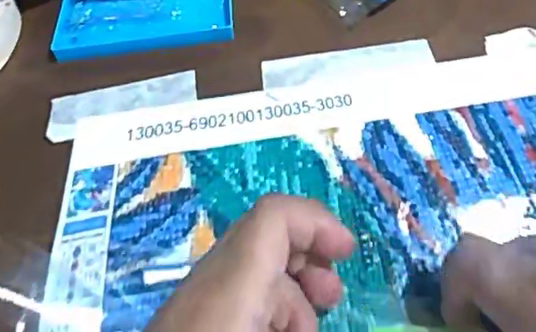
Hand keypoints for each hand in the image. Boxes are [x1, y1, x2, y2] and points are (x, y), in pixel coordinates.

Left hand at [146, 195, 356, 331]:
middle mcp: (209, 280)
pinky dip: (264, 310)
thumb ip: (301, 315)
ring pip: (250, 270)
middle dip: (308, 254)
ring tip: (311, 326)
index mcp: (231, 281)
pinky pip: (233, 299)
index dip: (317, 220)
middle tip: (334, 292)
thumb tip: (322, 293)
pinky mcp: (187, 322)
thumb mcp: (272, 324)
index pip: (273, 215)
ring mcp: (193, 303)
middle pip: (264, 236)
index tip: (348, 250)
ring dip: (290, 291)